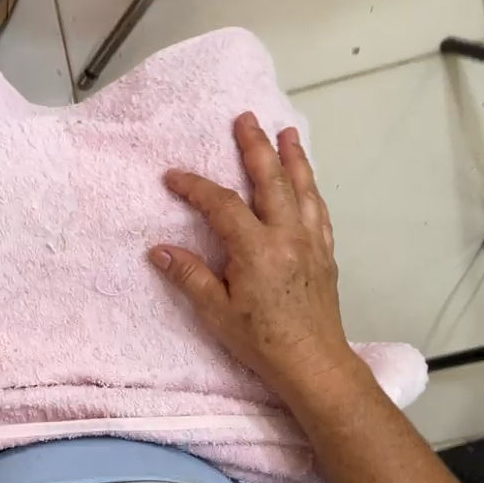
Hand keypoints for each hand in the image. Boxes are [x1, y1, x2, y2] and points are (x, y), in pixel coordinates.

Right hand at [149, 111, 356, 399]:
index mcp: (257, 249)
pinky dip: (310, 190)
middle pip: (271, 181)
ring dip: (293, 158)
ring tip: (287, 133)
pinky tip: (307, 183)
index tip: (173, 177)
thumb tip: (158, 250)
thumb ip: (189, 275)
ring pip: (302, 190)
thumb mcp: (215, 311)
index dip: (196, 188)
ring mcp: (311, 243)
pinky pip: (318, 211)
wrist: (312, 362)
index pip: (222, 205)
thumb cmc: (261, 340)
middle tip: (247, 120)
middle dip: (256, 148)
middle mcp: (288, 236)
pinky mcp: (325, 255)